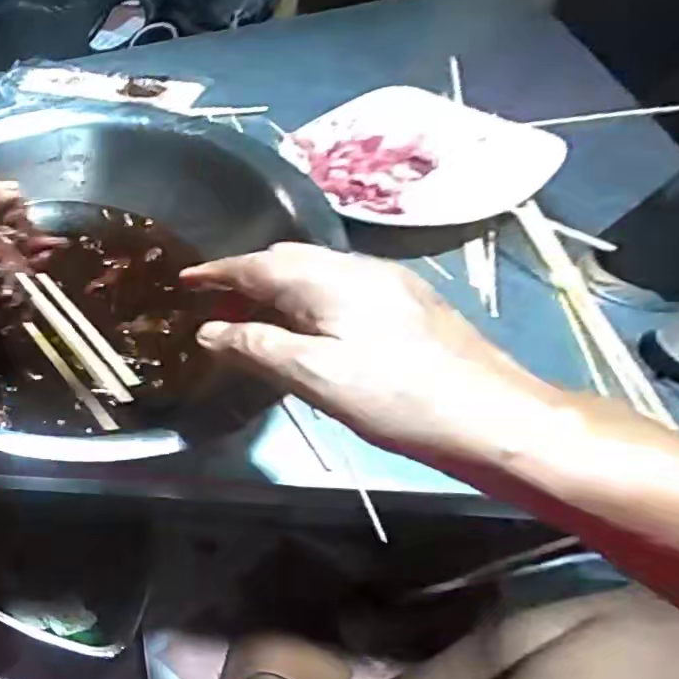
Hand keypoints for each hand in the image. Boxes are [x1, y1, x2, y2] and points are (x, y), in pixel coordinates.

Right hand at [181, 243, 563, 465]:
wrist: (493, 418)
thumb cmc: (392, 396)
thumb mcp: (309, 374)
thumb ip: (252, 345)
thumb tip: (208, 331)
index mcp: (331, 280)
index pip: (258, 265)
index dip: (216, 272)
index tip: (184, 279)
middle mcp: (359, 269)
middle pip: (287, 259)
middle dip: (243, 276)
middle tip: (211, 302)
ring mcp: (387, 284)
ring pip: (313, 272)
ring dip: (273, 287)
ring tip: (247, 315)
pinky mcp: (404, 304)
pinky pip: (335, 286)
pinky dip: (301, 297)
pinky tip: (299, 325)